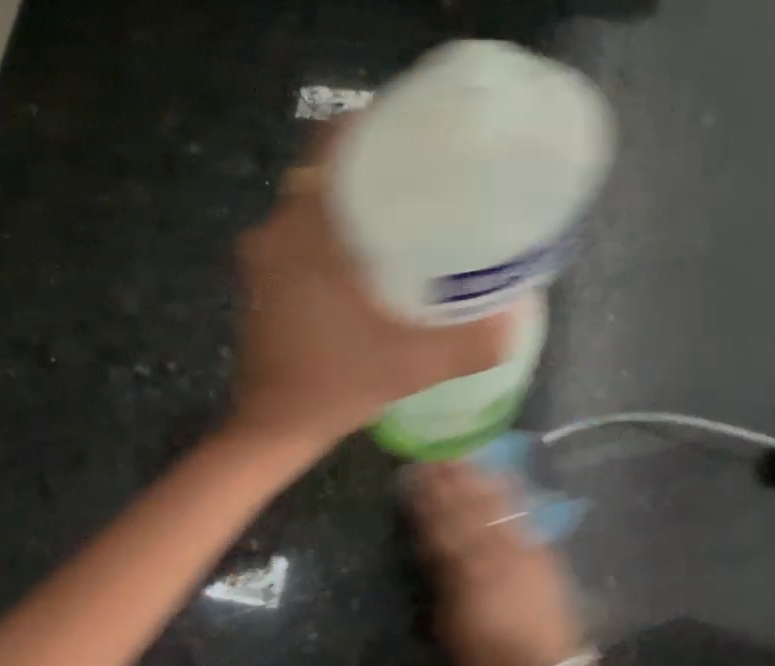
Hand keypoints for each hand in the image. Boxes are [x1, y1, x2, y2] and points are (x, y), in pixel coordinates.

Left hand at [230, 123, 516, 446]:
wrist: (271, 429)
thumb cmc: (334, 387)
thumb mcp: (414, 364)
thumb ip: (472, 340)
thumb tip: (518, 316)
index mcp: (301, 233)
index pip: (329, 145)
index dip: (370, 126)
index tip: (412, 130)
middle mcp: (271, 236)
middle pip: (321, 174)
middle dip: (367, 167)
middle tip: (420, 173)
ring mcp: (258, 264)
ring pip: (305, 207)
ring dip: (345, 204)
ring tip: (399, 210)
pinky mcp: (256, 287)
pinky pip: (293, 238)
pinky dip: (325, 235)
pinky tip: (364, 255)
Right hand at [406, 460, 588, 665]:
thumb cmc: (485, 654)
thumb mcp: (449, 620)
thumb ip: (441, 578)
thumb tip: (429, 545)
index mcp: (466, 569)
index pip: (440, 523)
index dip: (425, 497)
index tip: (411, 471)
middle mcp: (495, 551)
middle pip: (467, 507)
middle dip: (449, 479)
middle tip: (433, 452)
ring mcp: (523, 550)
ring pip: (495, 505)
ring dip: (477, 478)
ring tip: (464, 454)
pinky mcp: (543, 554)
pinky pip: (522, 514)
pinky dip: (509, 493)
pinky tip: (502, 478)